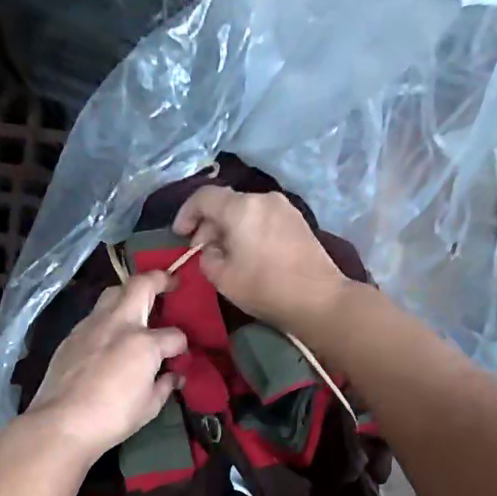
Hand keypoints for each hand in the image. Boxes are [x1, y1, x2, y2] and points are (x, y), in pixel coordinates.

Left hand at [24, 271, 188, 459]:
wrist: (62, 422)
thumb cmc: (113, 417)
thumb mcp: (149, 407)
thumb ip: (164, 385)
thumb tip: (173, 376)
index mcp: (145, 342)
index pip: (175, 336)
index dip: (182, 347)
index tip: (179, 358)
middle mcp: (119, 323)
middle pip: (141, 285)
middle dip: (159, 279)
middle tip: (170, 283)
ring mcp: (92, 325)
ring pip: (113, 292)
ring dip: (129, 293)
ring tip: (137, 307)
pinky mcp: (72, 335)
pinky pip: (95, 315)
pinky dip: (108, 318)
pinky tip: (110, 336)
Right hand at [173, 187, 350, 331]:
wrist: (318, 298)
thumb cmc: (265, 287)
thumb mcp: (223, 278)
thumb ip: (207, 258)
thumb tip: (211, 249)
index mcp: (241, 208)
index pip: (204, 197)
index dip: (186, 213)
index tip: (179, 234)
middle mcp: (263, 198)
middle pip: (226, 203)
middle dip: (208, 224)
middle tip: (199, 249)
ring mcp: (284, 207)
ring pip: (245, 210)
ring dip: (228, 228)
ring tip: (223, 254)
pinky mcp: (297, 221)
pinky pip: (262, 218)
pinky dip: (248, 230)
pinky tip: (247, 253)